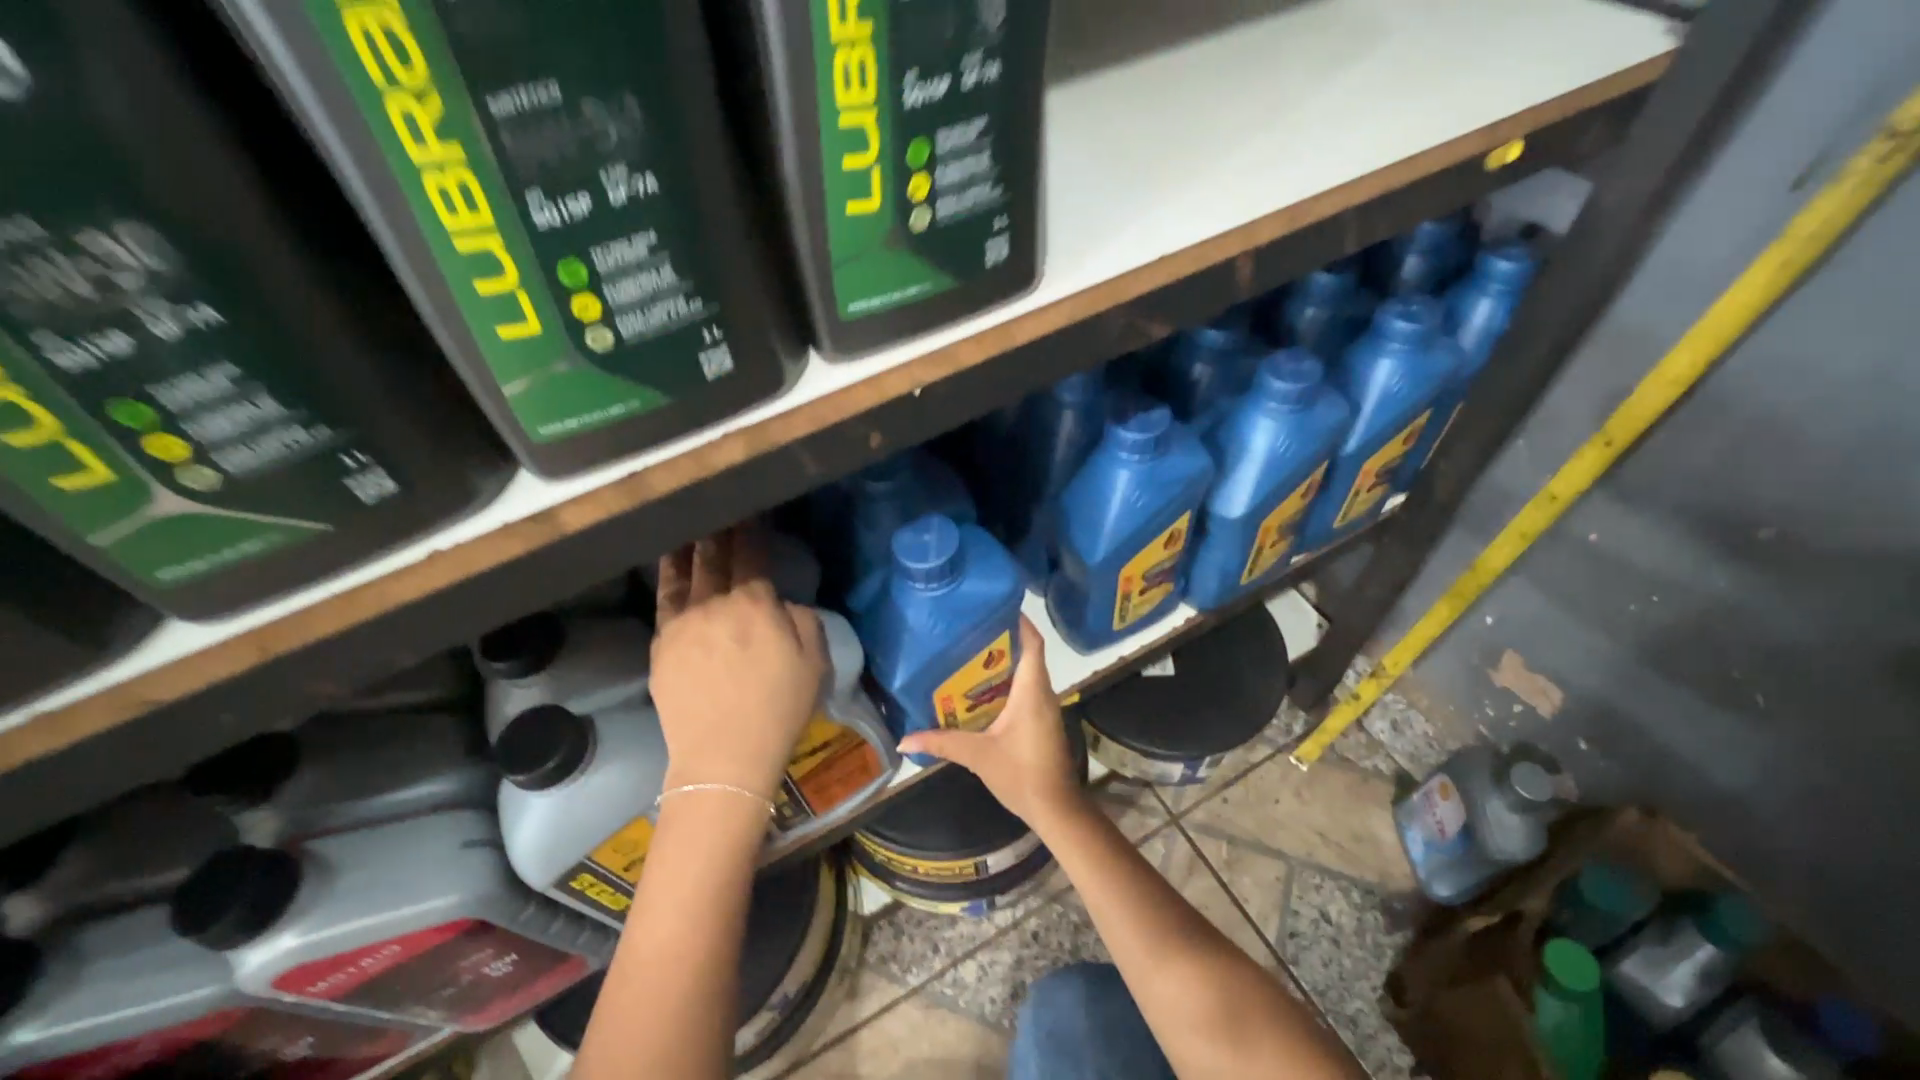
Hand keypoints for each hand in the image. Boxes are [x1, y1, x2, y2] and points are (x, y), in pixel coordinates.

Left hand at [649, 528, 827, 800]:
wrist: (724, 757)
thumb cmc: (779, 710)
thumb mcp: (815, 662)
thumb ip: (802, 620)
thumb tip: (781, 604)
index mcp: (755, 603)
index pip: (751, 553)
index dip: (752, 528)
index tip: (751, 510)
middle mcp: (713, 603)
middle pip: (713, 556)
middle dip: (718, 529)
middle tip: (716, 507)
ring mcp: (680, 623)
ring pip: (681, 573)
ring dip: (686, 546)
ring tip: (683, 525)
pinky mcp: (660, 646)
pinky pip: (663, 602)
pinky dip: (667, 578)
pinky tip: (669, 570)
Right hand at [897, 616, 1087, 826]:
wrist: (1055, 808)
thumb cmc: (1021, 774)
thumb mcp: (977, 755)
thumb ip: (940, 743)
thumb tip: (903, 740)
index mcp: (1032, 691)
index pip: (1032, 644)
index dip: (1020, 623)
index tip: (997, 607)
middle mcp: (1043, 694)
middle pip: (1028, 656)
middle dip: (1003, 641)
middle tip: (970, 631)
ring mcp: (1046, 709)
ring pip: (1028, 675)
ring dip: (1005, 665)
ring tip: (970, 657)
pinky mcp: (1043, 724)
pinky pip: (1027, 692)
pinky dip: (1008, 685)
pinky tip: (982, 693)